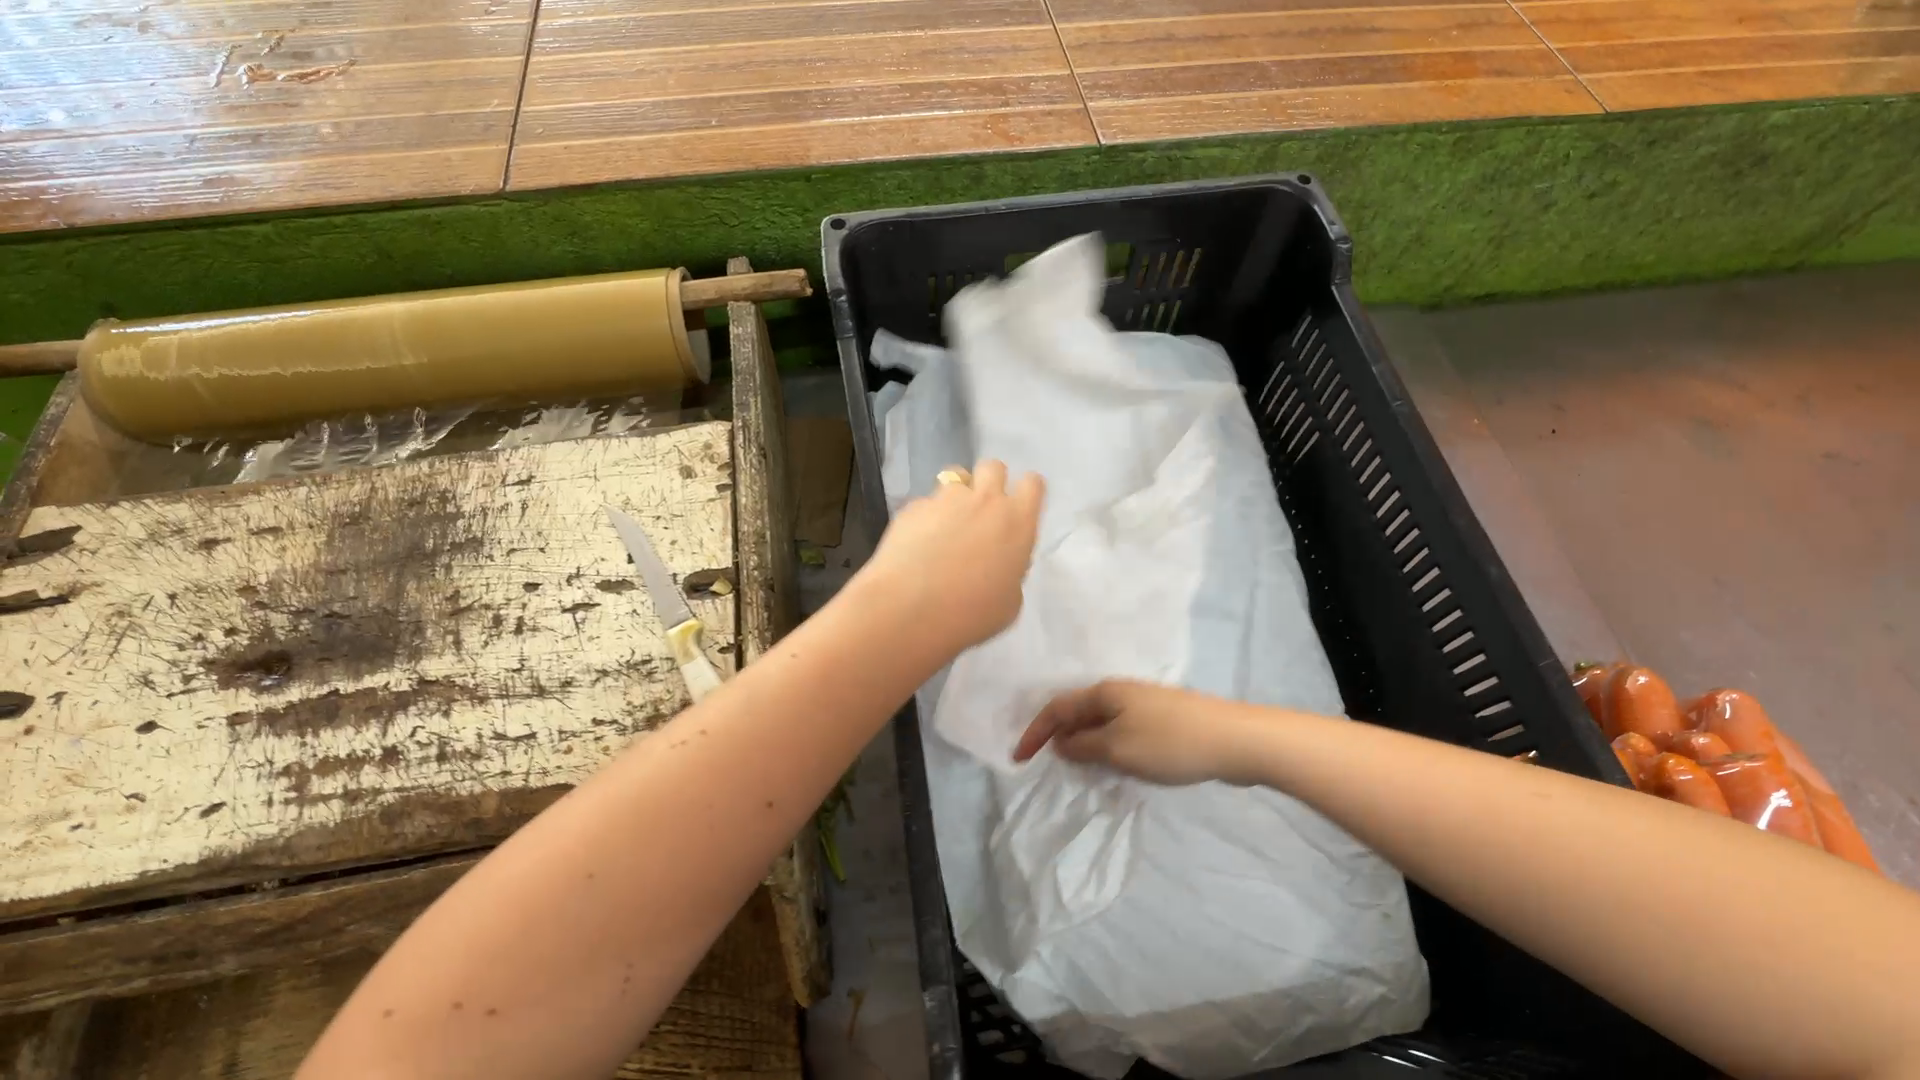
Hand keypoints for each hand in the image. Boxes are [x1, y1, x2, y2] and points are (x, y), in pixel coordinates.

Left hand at [858, 459, 1044, 651]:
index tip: (1018, 510)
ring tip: (945, 525)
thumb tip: (1000, 563)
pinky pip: (926, 503)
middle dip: (990, 482)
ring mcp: (945, 499)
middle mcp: (985, 501)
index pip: (1033, 483)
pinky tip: (916, 545)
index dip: (1026, 493)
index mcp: (1018, 522)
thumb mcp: (1009, 603)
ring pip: (956, 477)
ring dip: (956, 495)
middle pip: (994, 467)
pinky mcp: (912, 507)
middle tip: (982, 512)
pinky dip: (926, 517)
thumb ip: (1010, 572)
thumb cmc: (970, 614)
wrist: (908, 610)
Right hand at [1014, 679, 1271, 785]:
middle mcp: (1121, 692)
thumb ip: (1083, 746)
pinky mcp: (1164, 721)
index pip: (1057, 708)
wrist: (1236, 741)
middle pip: (1078, 712)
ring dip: (1085, 744)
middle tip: (1047, 765)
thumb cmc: (1170, 743)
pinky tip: (1115, 766)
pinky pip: (1122, 732)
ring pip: (1101, 723)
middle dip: (1058, 736)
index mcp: (1104, 693)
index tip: (1019, 759)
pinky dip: (1108, 748)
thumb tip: (1062, 743)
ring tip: (1078, 770)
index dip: (1035, 732)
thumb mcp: (1118, 749)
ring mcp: (1145, 705)